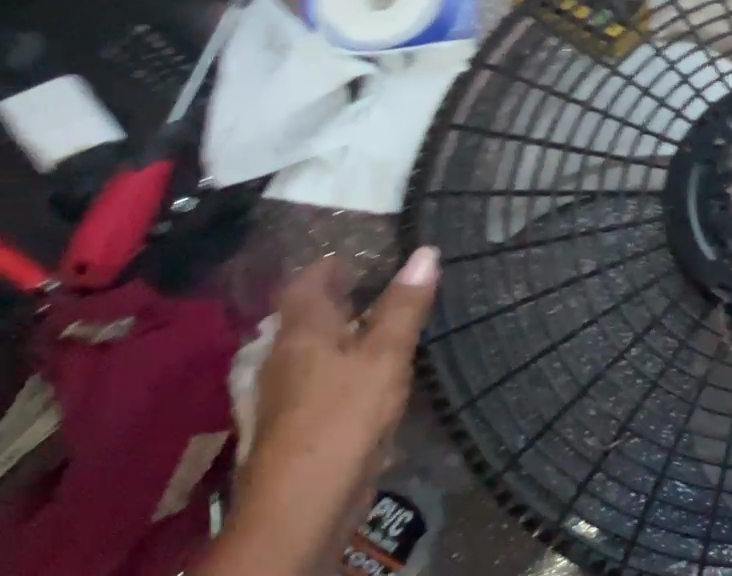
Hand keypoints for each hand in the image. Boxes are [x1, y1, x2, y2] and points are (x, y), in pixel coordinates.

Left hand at [206, 248, 438, 574]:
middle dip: (334, 301)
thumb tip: (426, 252)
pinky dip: (342, 367)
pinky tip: (367, 377)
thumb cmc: (343, 416)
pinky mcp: (299, 424)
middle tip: (374, 285)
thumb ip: (405, 305)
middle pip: (304, 319)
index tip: (354, 256)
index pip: (304, 286)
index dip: (327, 268)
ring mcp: (286, 395)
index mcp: (300, 334)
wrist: (303, 502)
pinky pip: (320, 380)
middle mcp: (283, 359)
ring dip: (339, 335)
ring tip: (378, 327)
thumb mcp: (386, 354)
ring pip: (311, 351)